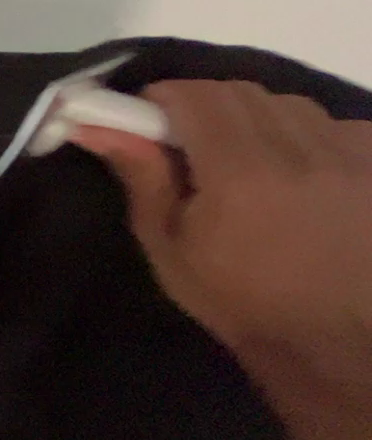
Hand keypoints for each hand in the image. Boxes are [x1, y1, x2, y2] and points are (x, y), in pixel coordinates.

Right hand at [75, 81, 371, 386]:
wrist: (342, 347)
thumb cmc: (237, 297)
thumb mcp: (166, 242)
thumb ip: (141, 175)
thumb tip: (93, 126)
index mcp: (243, 174)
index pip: (196, 96)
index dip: (160, 97)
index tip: (142, 120)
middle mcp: (309, 157)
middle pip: (243, 93)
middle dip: (203, 104)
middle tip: (185, 141)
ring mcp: (361, 164)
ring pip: (294, 107)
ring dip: (257, 119)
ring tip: (246, 159)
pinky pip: (344, 128)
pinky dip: (311, 136)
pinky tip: (303, 173)